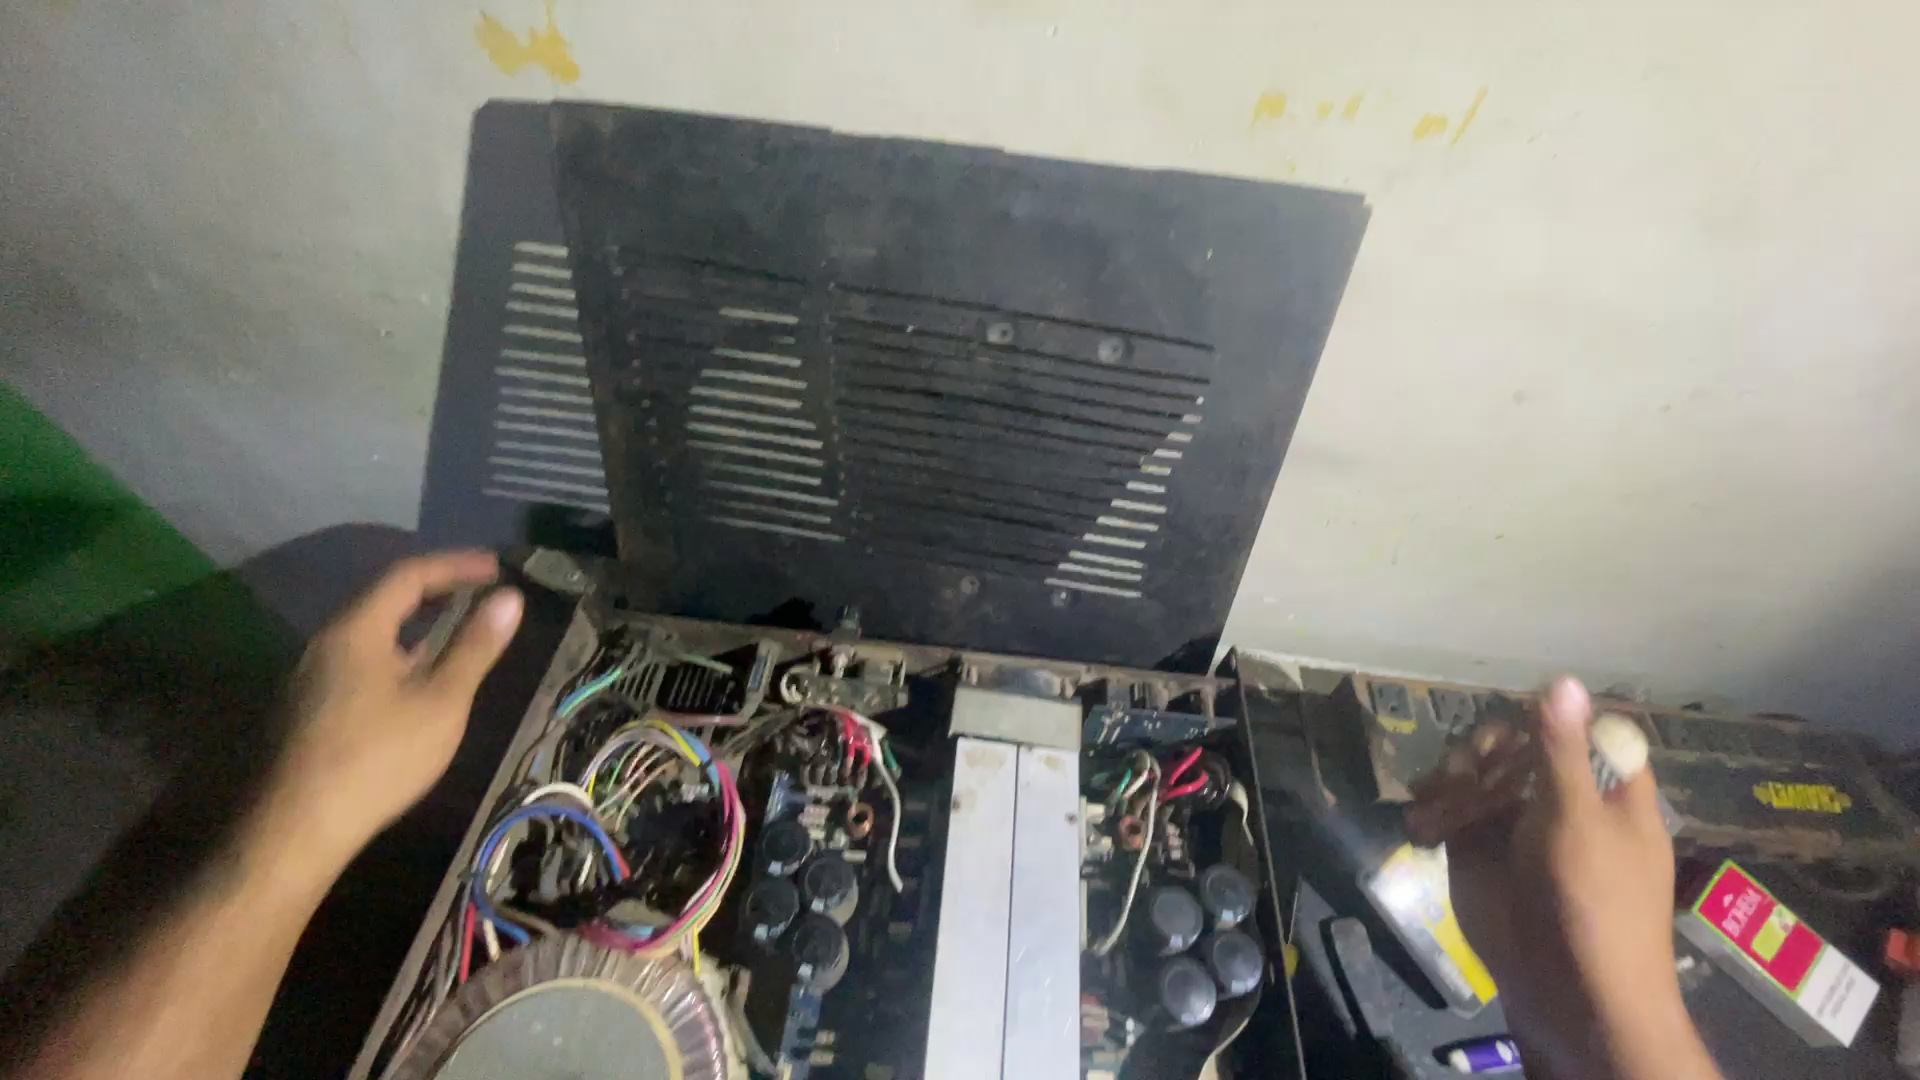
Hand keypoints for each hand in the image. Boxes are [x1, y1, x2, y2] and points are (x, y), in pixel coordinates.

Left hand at [269, 551, 522, 864]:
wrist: (299, 829)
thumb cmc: (380, 757)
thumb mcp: (442, 699)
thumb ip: (475, 646)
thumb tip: (509, 598)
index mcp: (357, 631)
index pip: (408, 575)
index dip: (456, 565)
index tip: (498, 568)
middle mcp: (328, 643)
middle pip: (386, 598)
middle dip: (439, 588)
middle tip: (485, 591)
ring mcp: (316, 675)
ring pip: (374, 629)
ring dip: (422, 618)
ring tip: (464, 624)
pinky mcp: (314, 703)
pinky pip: (365, 654)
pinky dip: (404, 645)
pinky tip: (425, 671)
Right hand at [1407, 678, 1715, 1079]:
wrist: (1563, 985)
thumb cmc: (1591, 899)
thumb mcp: (1575, 816)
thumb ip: (1559, 748)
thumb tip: (1559, 678)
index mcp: (1606, 792)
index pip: (1584, 733)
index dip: (1551, 719)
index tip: (1518, 722)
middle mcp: (1559, 799)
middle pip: (1516, 745)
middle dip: (1485, 752)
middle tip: (1471, 772)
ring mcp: (1515, 822)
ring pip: (1474, 772)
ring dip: (1451, 780)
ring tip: (1440, 801)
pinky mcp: (1476, 845)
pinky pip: (1447, 807)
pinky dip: (1431, 809)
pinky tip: (1422, 822)